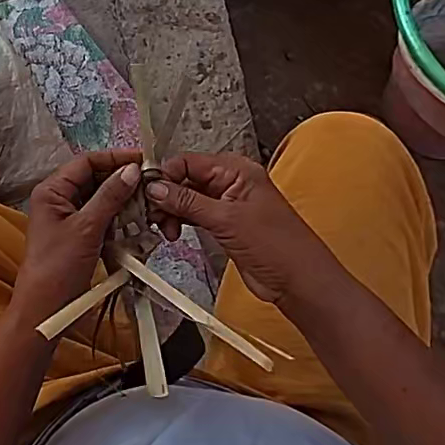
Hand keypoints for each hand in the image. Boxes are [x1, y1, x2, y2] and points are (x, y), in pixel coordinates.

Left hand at [13, 150, 142, 323]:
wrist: (44, 309)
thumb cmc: (56, 267)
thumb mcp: (86, 228)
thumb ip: (110, 196)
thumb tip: (131, 170)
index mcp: (52, 190)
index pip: (86, 162)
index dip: (114, 158)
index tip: (142, 161)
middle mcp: (60, 200)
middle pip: (96, 180)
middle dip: (123, 183)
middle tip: (150, 186)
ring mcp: (70, 219)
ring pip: (103, 200)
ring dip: (124, 203)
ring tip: (147, 207)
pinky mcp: (81, 236)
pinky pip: (104, 220)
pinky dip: (120, 221)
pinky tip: (137, 226)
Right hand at [145, 152, 333, 303]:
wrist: (298, 282)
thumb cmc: (278, 246)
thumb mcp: (226, 219)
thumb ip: (187, 201)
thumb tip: (156, 187)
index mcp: (236, 170)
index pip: (188, 162)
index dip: (165, 175)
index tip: (146, 193)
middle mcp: (230, 182)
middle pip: (184, 179)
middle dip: (165, 195)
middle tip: (152, 215)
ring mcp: (226, 204)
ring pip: (186, 198)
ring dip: (171, 211)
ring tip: (165, 229)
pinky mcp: (223, 223)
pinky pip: (193, 214)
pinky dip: (180, 221)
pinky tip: (172, 232)